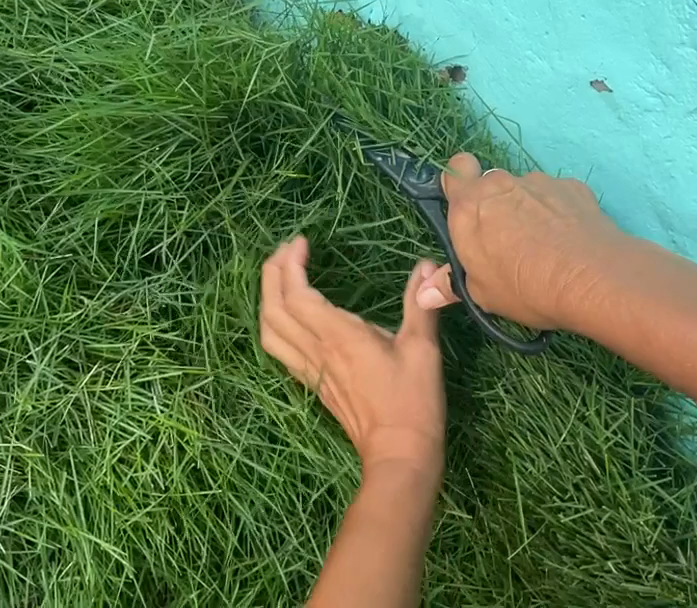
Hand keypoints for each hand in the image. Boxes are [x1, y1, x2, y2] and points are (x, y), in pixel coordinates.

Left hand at [260, 236, 445, 478]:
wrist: (398, 456)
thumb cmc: (412, 401)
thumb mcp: (422, 349)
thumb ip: (421, 304)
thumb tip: (429, 266)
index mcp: (338, 336)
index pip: (296, 294)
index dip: (291, 264)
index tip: (302, 241)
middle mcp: (316, 350)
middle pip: (274, 307)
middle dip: (273, 272)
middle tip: (288, 249)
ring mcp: (309, 368)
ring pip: (269, 330)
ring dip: (267, 297)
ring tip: (280, 274)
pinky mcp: (311, 382)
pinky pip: (278, 348)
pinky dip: (273, 322)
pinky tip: (285, 313)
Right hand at [414, 152, 652, 329]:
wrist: (592, 279)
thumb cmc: (525, 287)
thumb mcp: (482, 293)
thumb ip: (449, 285)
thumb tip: (423, 294)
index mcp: (469, 205)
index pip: (455, 169)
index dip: (459, 182)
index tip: (466, 206)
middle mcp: (500, 184)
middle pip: (491, 182)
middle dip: (496, 203)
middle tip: (506, 237)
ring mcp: (538, 182)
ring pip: (525, 190)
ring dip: (528, 207)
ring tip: (545, 243)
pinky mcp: (572, 187)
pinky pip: (557, 196)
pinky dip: (558, 211)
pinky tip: (569, 238)